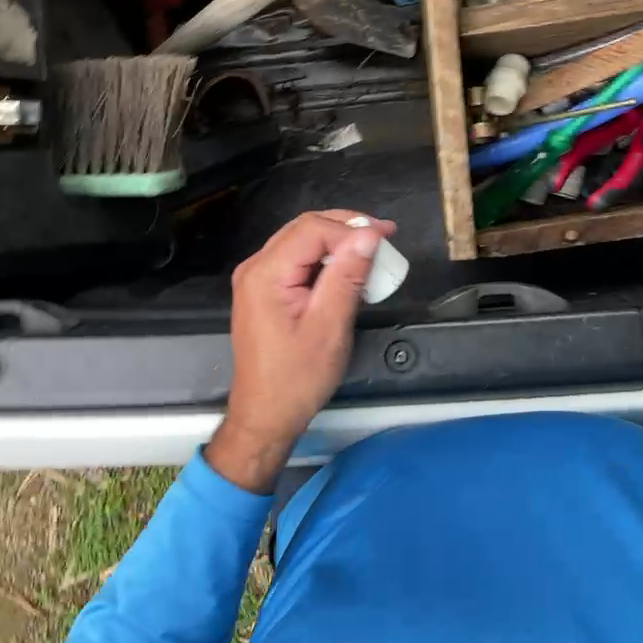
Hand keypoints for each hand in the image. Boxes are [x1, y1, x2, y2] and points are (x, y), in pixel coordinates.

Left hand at [206, 210, 396, 492]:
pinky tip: (349, 271)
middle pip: (304, 228)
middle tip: (384, 237)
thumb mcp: (329, 327)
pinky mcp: (263, 292)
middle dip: (346, 228)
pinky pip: (296, 261)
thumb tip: (368, 236)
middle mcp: (255, 269)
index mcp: (265, 274)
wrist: (266, 415)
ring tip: (373, 253)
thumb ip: (347, 276)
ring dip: (337, 243)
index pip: (312, 229)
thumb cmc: (297, 379)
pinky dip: (324, 260)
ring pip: (301, 242)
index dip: (352, 227)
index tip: (387, 234)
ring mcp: (256, 280)